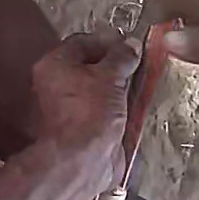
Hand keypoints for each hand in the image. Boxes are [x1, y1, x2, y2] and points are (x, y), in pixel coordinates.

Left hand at [30, 31, 138, 176]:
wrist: (83, 158)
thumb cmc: (89, 111)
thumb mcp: (109, 77)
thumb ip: (121, 58)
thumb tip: (132, 44)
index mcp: (53, 64)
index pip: (81, 42)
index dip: (107, 40)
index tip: (131, 43)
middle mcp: (56, 83)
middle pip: (90, 64)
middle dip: (116, 62)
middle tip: (141, 60)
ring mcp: (69, 105)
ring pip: (98, 86)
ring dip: (121, 83)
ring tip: (145, 79)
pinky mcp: (83, 123)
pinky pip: (104, 106)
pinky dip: (120, 102)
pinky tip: (139, 100)